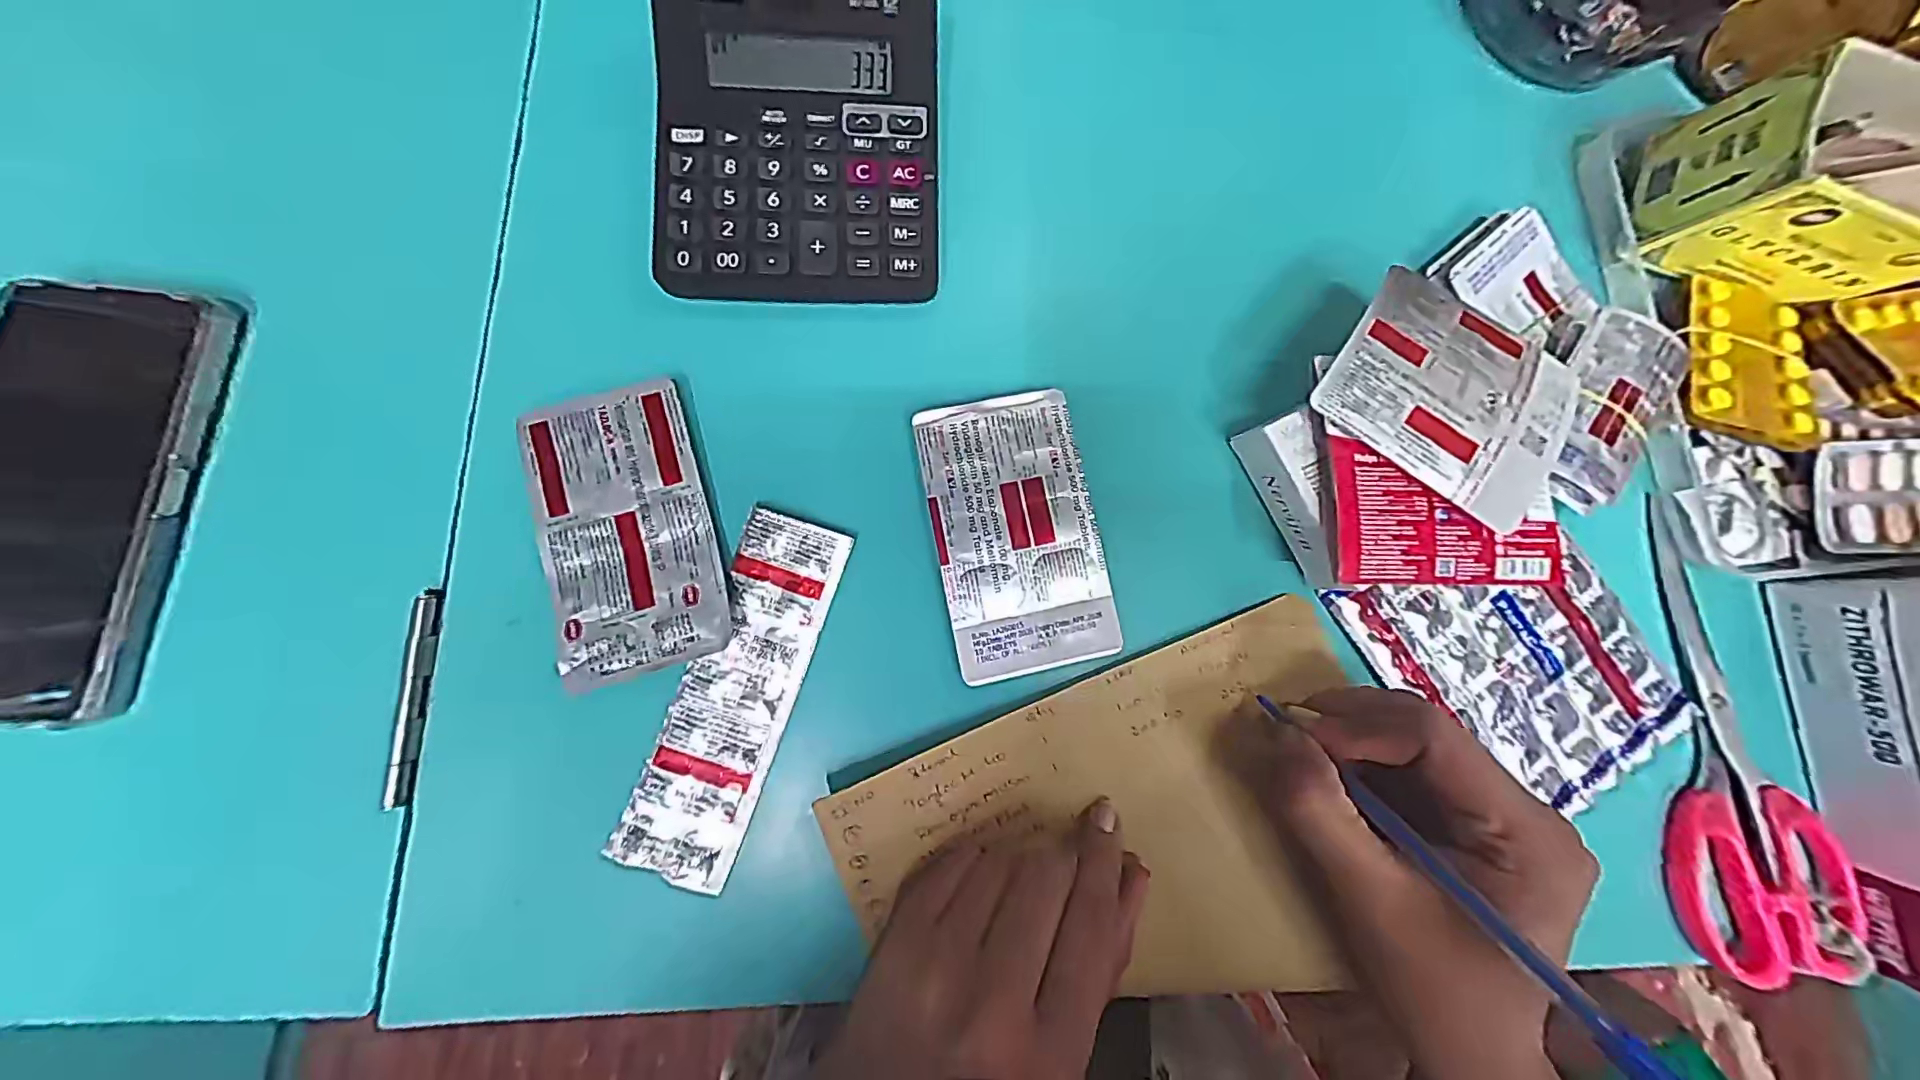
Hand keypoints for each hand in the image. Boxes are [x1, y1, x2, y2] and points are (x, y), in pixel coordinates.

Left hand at [813, 798, 1149, 1079]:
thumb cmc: (993, 1077)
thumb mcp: (1063, 1048)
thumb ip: (1104, 964)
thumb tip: (1131, 873)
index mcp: (1050, 1047)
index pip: (1090, 921)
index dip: (1103, 859)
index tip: (1104, 819)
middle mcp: (992, 1004)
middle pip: (1044, 877)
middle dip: (1062, 853)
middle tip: (1064, 850)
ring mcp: (936, 967)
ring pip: (996, 860)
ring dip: (1017, 855)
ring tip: (1018, 877)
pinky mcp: (895, 943)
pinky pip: (948, 863)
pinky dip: (971, 856)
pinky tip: (979, 869)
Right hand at [1247, 687, 1597, 1079]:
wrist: (1466, 1054)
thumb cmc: (1431, 988)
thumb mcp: (1369, 899)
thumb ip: (1320, 813)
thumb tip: (1278, 733)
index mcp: (1528, 831)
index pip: (1434, 738)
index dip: (1355, 725)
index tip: (1291, 735)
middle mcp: (1524, 811)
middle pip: (1423, 732)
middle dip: (1346, 726)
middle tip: (1285, 735)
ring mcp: (1498, 816)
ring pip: (1408, 744)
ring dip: (1346, 741)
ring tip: (1297, 753)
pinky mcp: (1468, 825)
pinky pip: (1403, 770)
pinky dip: (1354, 765)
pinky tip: (1325, 778)